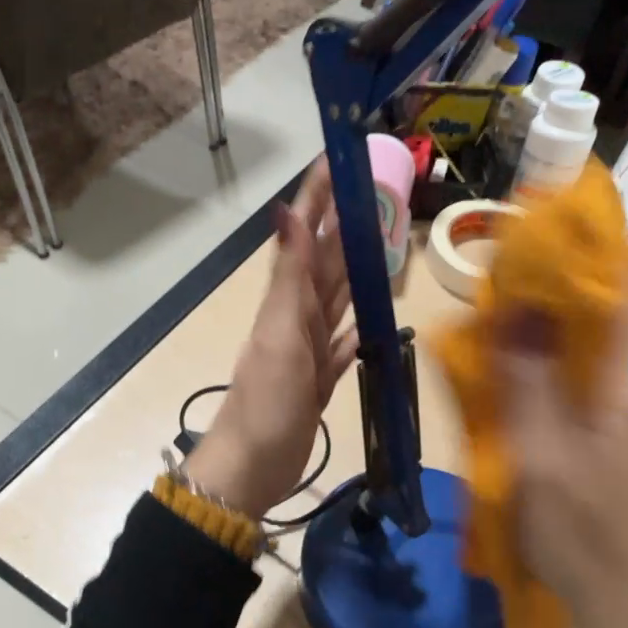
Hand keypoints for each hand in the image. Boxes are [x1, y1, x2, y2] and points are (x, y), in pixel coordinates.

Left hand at [185, 159, 357, 519]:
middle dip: (343, 226)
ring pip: (335, 300)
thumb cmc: (266, 404)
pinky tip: (368, 321)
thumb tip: (287, 211)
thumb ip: (289, 277)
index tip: (337, 159)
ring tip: (376, 242)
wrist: (251, 468)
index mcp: (286, 302)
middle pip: (325, 263)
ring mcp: (307, 351)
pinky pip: (341, 347)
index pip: (305, 238)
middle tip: (371, 191)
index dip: (317, 199)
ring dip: (352, 271)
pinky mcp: (318, 382)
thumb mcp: (279, 335)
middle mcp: (296, 319)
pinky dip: (353, 331)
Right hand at [503, 297, 627, 627]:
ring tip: (510, 321)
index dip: (589, 264)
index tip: (540, 247)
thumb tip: (512, 314)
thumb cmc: (584, 533)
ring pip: (605, 353)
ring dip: (564, 329)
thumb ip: (526, 384)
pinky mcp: (622, 445)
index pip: (626, 300)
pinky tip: (526, 378)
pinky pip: (594, 384)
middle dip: (569, 293)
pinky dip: (563, 366)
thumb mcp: (542, 457)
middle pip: (617, 321)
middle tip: (512, 284)